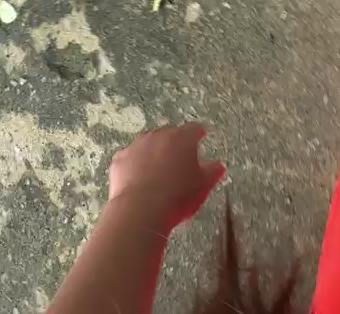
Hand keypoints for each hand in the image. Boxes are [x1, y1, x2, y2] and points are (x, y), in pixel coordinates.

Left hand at [106, 123, 226, 232]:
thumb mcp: (203, 186)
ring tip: (156, 171)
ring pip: (147, 144)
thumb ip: (213, 172)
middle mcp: (158, 135)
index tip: (201, 135)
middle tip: (178, 159)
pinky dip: (134, 166)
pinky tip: (137, 181)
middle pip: (168, 134)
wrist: (141, 209)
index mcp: (182, 138)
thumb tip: (220, 165)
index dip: (198, 133)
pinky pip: (130, 159)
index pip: (193, 129)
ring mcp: (136, 145)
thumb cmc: (178, 196)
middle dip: (174, 143)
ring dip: (152, 153)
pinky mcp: (120, 159)